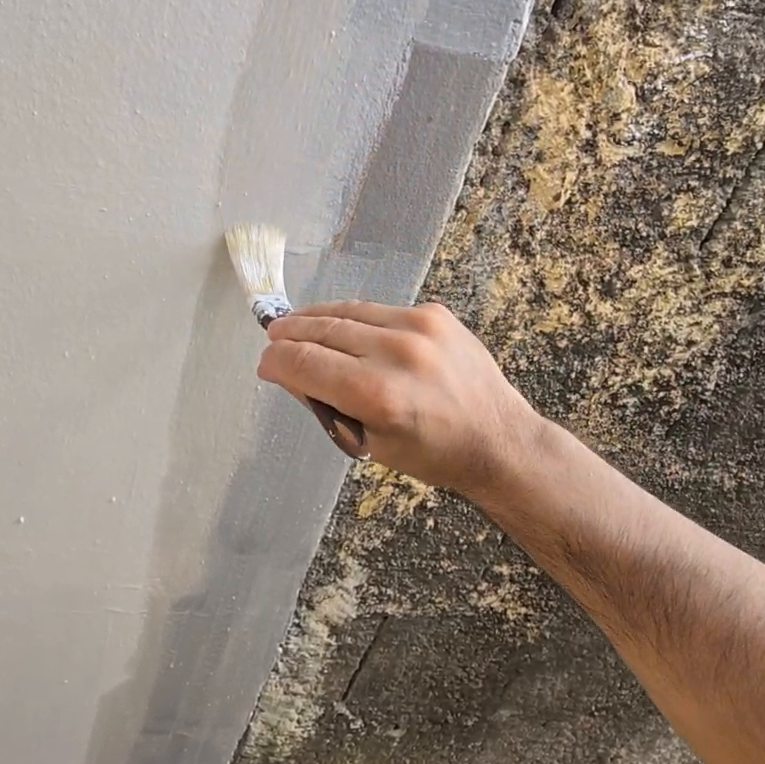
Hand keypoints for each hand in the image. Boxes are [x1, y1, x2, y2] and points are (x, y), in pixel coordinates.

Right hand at [258, 301, 545, 496]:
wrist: (499, 439)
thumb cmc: (432, 454)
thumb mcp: (370, 443)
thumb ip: (326, 403)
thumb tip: (286, 370)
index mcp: (378, 395)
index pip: (306, 364)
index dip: (277, 362)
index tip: (265, 364)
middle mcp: (397, 353)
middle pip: (322, 331)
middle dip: (290, 334)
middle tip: (272, 337)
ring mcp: (419, 327)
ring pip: (347, 312)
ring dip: (316, 318)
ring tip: (295, 324)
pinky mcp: (434, 313)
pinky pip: (378, 310)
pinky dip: (353, 318)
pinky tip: (340, 326)